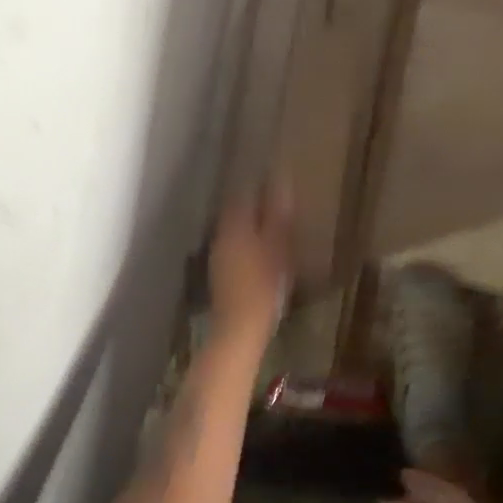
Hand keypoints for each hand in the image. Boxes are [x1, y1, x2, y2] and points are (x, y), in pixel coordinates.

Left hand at [208, 180, 293, 339]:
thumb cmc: (262, 286)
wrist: (240, 329)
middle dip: (254, 201)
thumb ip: (279, 216)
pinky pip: (236, 245)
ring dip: (251, 221)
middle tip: (275, 194)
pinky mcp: (221, 274)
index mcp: (235, 226)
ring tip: (272, 219)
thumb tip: (282, 182)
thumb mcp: (278, 248)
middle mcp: (222, 236)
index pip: (243, 193)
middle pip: (237, 210)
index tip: (272, 173)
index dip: (257, 181)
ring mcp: (219, 256)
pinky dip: (248, 240)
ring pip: (235, 228)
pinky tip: (263, 247)